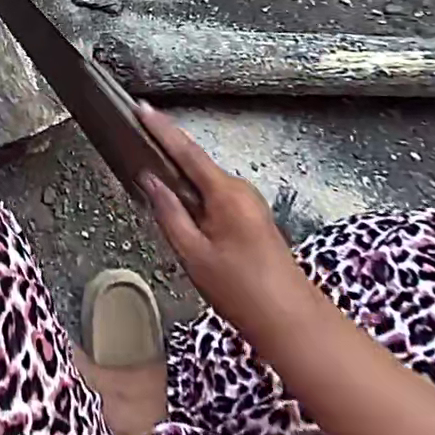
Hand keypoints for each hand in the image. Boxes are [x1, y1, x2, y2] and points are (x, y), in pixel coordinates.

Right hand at [137, 104, 302, 333]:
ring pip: (204, 181)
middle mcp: (240, 190)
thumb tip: (149, 179)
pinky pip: (214, 195)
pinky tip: (179, 206)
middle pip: (195, 163)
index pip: (186, 150)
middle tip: (138, 138)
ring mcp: (249, 202)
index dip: (160, 128)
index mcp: (226, 193)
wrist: (295, 327)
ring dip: (179, 177)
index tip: (142, 108)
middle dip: (166, 151)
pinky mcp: (252, 217)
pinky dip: (194, 193)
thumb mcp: (193, 254)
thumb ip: (168, 211)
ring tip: (151, 178)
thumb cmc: (244, 292)